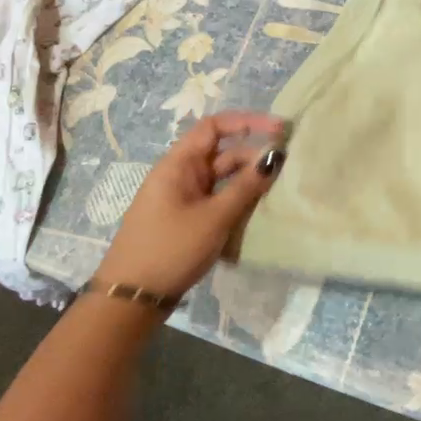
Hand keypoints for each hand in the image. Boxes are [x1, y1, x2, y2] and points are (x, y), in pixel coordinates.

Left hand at [95, 111, 288, 301]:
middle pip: (224, 152)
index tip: (280, 130)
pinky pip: (219, 197)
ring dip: (250, 180)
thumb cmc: (171, 249)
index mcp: (178, 165)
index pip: (215, 126)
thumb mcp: (215, 216)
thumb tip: (276, 156)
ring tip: (279, 188)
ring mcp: (183, 197)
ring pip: (224, 177)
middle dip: (255, 156)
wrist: (132, 300)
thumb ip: (247, 185)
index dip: (248, 121)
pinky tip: (260, 209)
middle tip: (288, 168)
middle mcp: (180, 175)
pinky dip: (239, 198)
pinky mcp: (188, 218)